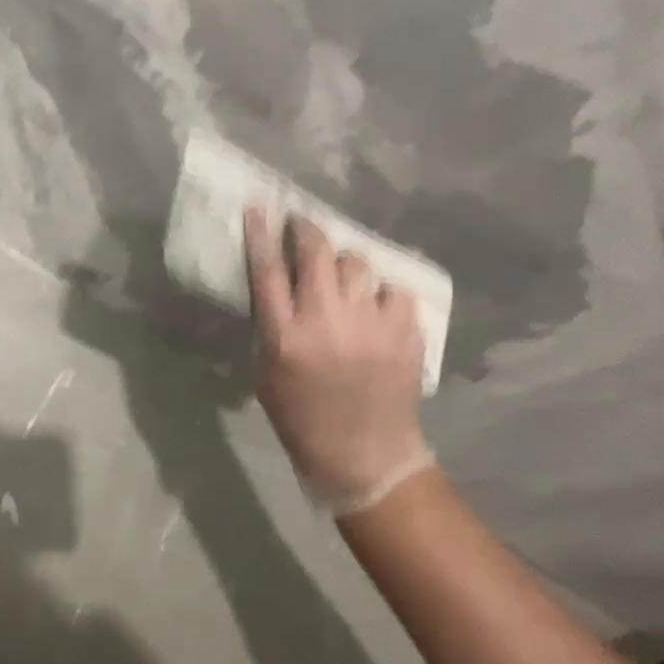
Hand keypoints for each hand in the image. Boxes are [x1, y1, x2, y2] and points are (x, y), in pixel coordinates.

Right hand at [244, 207, 433, 513]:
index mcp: (285, 337)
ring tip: (342, 276)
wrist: (364, 457)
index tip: (258, 206)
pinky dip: (382, 293)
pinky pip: (395, 291)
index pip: (267, 270)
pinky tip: (376, 307)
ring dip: (344, 264)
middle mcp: (327, 323)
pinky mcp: (406, 336)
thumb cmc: (300, 417)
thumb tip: (277, 284)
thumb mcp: (265, 371)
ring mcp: (371, 327)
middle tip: (303, 224)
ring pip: (358, 265)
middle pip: (316, 254)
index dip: (261, 233)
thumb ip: (269, 325)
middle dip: (307, 230)